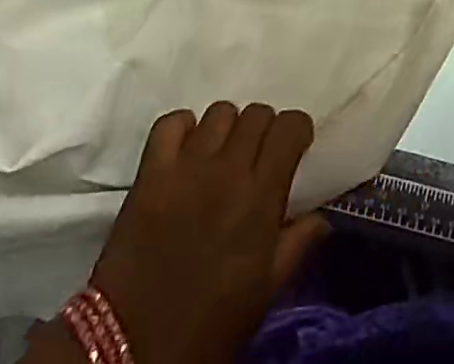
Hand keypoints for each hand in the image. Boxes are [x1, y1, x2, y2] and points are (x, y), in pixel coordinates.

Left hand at [86, 104, 328, 363]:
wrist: (132, 346)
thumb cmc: (211, 321)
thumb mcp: (267, 288)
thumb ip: (298, 243)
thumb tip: (321, 216)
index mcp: (262, 195)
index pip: (290, 125)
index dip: (296, 131)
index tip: (294, 149)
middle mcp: (227, 170)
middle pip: (257, 113)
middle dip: (264, 130)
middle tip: (258, 157)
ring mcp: (185, 168)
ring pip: (219, 112)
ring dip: (228, 129)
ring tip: (222, 155)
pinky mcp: (149, 175)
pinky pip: (171, 124)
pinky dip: (183, 128)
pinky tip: (187, 151)